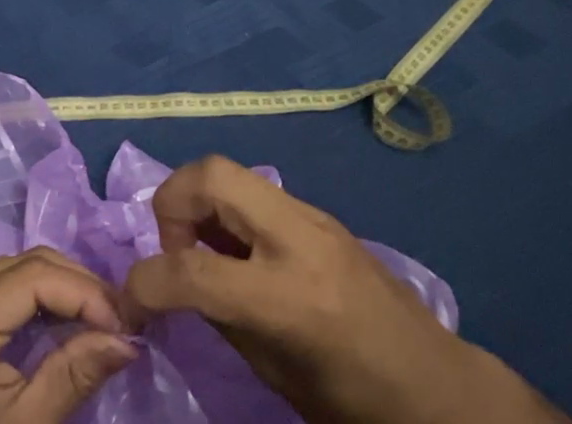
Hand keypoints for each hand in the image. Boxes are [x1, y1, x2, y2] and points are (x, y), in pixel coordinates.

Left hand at [0, 247, 139, 423]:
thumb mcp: (25, 423)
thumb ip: (74, 375)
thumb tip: (128, 340)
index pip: (35, 276)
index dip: (86, 293)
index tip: (126, 326)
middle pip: (28, 263)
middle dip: (81, 285)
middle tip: (124, 321)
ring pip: (17, 267)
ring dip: (64, 286)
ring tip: (105, 320)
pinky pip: (3, 283)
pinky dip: (41, 295)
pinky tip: (71, 319)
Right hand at [125, 156, 567, 423]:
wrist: (439, 389)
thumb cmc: (355, 400)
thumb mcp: (273, 372)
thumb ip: (217, 315)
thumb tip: (173, 284)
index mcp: (290, 297)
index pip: (190, 270)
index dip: (144, 285)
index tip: (131, 302)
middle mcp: (301, 240)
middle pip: (211, 175)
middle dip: (171, 203)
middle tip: (173, 249)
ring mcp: (315, 218)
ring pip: (230, 172)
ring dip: (198, 203)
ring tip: (201, 250)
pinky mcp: (322, 215)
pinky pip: (254, 193)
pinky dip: (225, 211)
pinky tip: (234, 252)